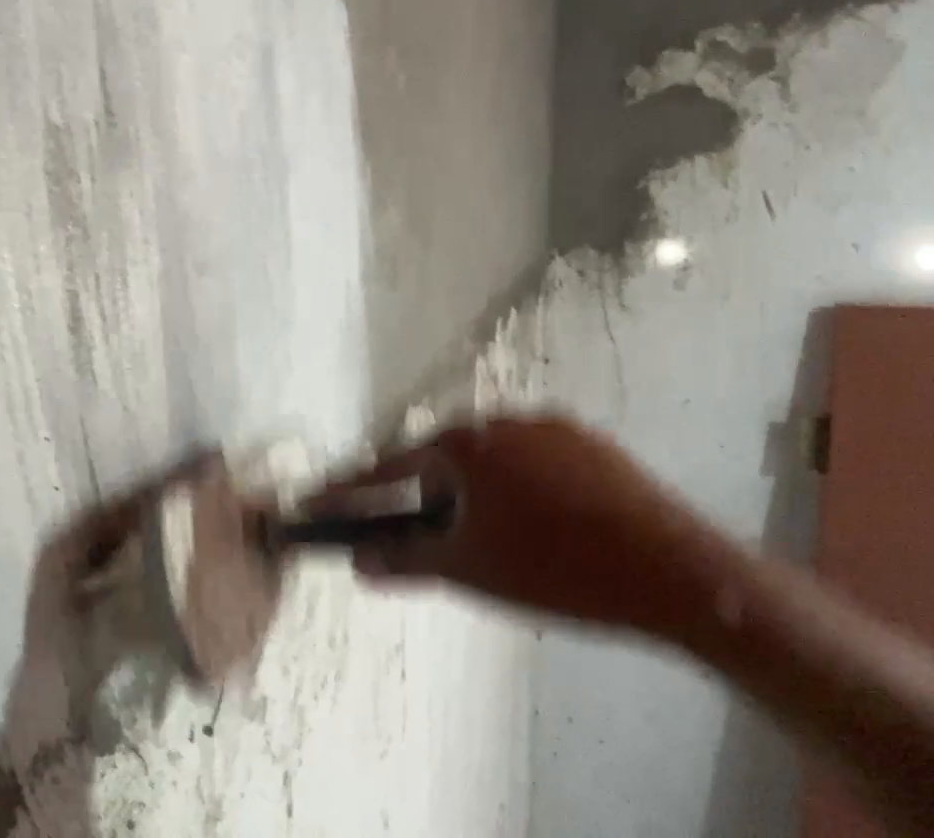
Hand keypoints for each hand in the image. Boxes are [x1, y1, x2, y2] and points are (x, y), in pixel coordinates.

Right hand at [302, 414, 721, 633]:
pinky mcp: (597, 447)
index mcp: (462, 443)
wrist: (685, 578)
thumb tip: (356, 561)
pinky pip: (532, 465)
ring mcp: (554, 429)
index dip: (346, 491)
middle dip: (419, 497)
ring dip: (470, 495)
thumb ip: (401, 560)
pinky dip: (516, 492)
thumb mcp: (466, 569)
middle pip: (436, 460)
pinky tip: (536, 530)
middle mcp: (501, 421)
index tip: (313, 501)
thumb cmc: (555, 568)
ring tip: (487, 542)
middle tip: (421, 539)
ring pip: (487, 462)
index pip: (384, 468)